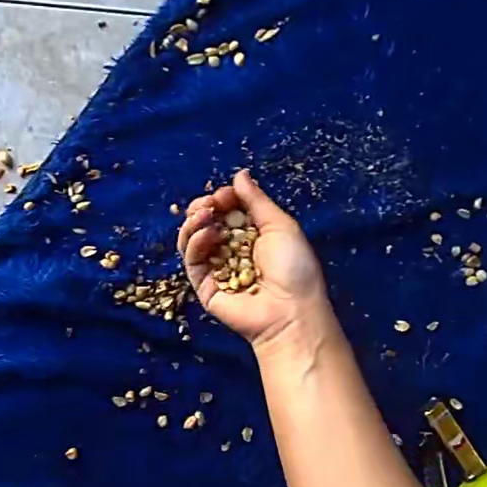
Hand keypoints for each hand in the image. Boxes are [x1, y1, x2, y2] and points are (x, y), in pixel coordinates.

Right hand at [178, 169, 332, 352]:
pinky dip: (195, 242)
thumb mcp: (280, 225)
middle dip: (203, 208)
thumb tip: (239, 175)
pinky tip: (208, 233)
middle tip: (208, 203)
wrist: (290, 311)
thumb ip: (256, 200)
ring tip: (205, 215)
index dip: (221, 199)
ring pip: (192, 239)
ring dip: (195, 222)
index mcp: (251, 236)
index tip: (224, 194)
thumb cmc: (294, 268)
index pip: (226, 211)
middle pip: (205, 223)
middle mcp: (231, 250)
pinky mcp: (204, 286)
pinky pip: (191, 260)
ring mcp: (216, 268)